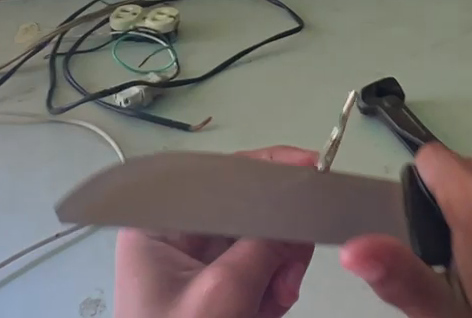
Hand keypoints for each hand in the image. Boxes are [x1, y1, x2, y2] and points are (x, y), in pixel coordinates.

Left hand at [114, 146, 316, 317]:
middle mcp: (175, 237)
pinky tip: (270, 310)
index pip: (218, 175)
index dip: (266, 167)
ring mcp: (194, 267)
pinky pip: (255, 271)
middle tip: (295, 265)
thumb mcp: (222, 296)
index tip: (313, 169)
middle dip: (277, 232)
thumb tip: (301, 214)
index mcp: (158, 225)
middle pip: (243, 206)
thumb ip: (264, 247)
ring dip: (278, 266)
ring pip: (255, 240)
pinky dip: (272, 287)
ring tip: (280, 297)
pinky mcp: (213, 294)